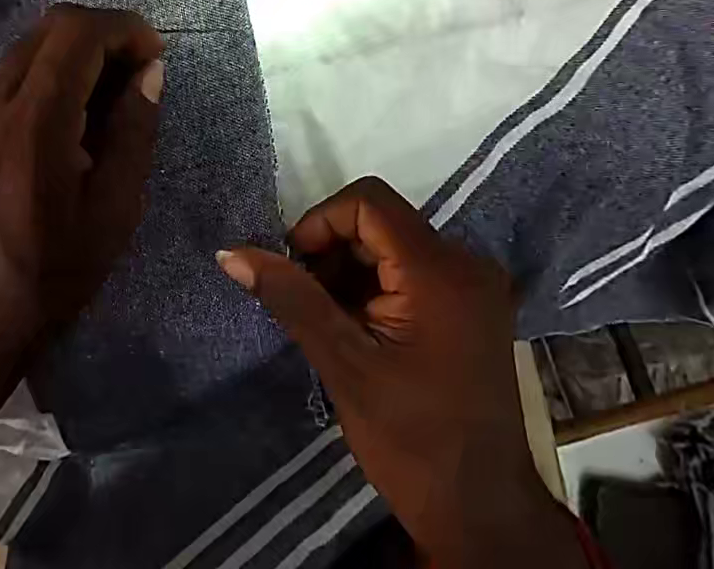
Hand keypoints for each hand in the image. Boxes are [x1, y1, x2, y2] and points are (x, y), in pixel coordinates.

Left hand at [0, 4, 165, 358]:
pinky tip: (81, 109)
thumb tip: (149, 70)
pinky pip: (20, 69)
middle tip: (141, 68)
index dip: (125, 28)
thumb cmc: (58, 268)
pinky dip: (59, 68)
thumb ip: (135, 127)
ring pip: (35, 43)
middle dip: (106, 32)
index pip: (77, 34)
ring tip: (116, 89)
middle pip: (53, 25)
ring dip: (82, 48)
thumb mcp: (117, 204)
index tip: (156, 55)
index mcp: (33, 125)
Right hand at [217, 177, 583, 568]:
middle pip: (381, 222)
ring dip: (351, 271)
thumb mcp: (344, 364)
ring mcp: (474, 282)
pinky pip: (413, 269)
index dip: (320, 222)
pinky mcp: (472, 303)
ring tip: (331, 323)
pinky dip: (376, 285)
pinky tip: (358, 327)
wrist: (482, 511)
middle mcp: (465, 261)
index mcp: (439, 270)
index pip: (368, 203)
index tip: (293, 267)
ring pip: (394, 245)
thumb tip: (231, 252)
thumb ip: (291, 298)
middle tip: (306, 301)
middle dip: (332, 252)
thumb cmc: (411, 441)